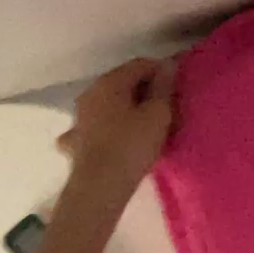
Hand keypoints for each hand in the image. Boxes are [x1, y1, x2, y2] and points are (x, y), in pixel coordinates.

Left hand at [59, 58, 177, 197]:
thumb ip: (164, 87)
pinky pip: (97, 126)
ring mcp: (79, 117)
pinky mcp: (75, 140)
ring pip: (109, 104)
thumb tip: (167, 65)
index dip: (162, 72)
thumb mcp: (158, 114)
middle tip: (167, 108)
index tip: (178, 88)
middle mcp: (90, 92)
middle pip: (123, 82)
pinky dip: (109, 128)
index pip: (140, 64)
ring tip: (145, 125)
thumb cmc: (132, 146)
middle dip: (145, 91)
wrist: (100, 187)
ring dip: (126, 108)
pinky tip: (115, 139)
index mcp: (109, 82)